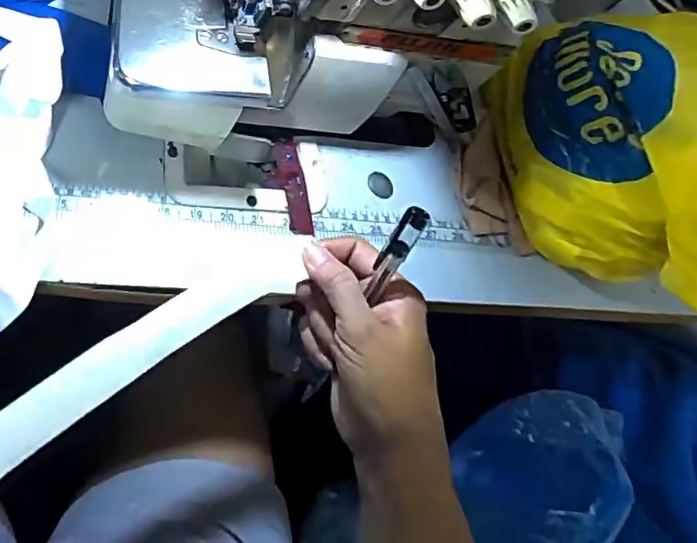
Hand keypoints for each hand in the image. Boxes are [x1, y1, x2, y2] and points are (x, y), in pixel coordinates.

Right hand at [296, 237, 446, 466]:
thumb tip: (310, 247)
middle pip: (332, 278)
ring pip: (319, 305)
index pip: (357, 252)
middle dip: (323, 304)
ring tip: (336, 354)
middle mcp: (376, 303)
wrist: (388, 448)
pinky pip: (316, 329)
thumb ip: (335, 284)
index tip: (303, 262)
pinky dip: (318, 345)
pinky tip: (330, 365)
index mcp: (393, 291)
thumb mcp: (361, 329)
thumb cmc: (385, 383)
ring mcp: (358, 327)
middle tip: (330, 326)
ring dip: (321, 329)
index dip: (330, 254)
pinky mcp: (342, 348)